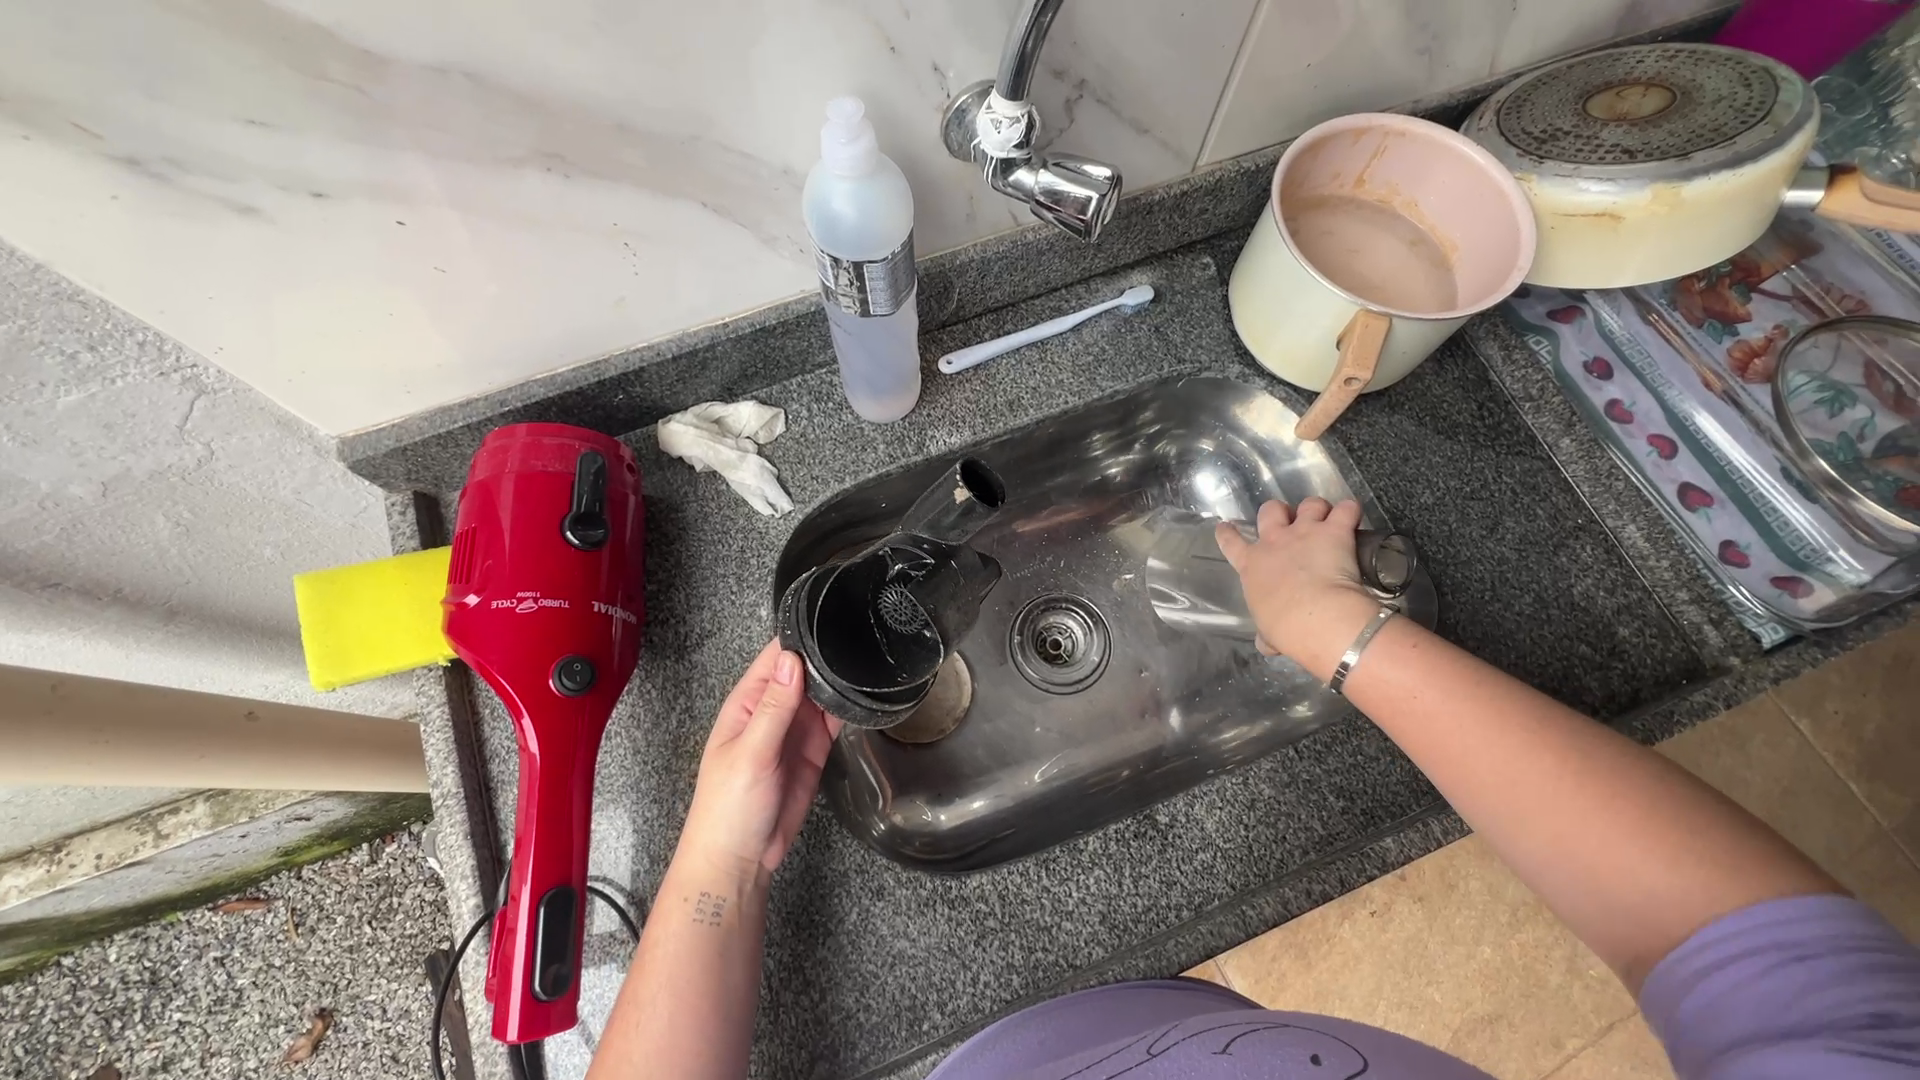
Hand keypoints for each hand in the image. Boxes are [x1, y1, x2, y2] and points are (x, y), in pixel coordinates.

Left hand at [678, 640, 842, 878]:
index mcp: (748, 703)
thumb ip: (774, 707)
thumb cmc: (728, 806)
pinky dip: (847, 708)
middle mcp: (773, 710)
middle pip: (803, 671)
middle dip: (826, 656)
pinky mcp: (814, 749)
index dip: (799, 639)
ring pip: (821, 693)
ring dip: (839, 680)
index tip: (827, 620)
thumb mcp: (751, 753)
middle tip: (859, 637)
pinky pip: (833, 720)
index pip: (774, 658)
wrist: (742, 858)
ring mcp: (795, 729)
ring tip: (868, 659)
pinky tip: (863, 695)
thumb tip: (791, 660)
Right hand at [1215, 498, 1380, 679]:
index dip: (1228, 533)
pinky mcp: (1334, 531)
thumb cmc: (1285, 628)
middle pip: (1270, 510)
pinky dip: (1351, 511)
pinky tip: (1354, 517)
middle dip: (1280, 512)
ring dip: (1318, 509)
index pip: (1231, 543)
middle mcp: (1274, 543)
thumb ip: (1266, 635)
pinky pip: (1346, 509)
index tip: (1227, 526)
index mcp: (1252, 566)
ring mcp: (1304, 532)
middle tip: (1291, 522)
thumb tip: (1266, 646)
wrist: (1316, 616)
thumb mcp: (1268, 634)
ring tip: (1328, 518)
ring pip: (1309, 504)